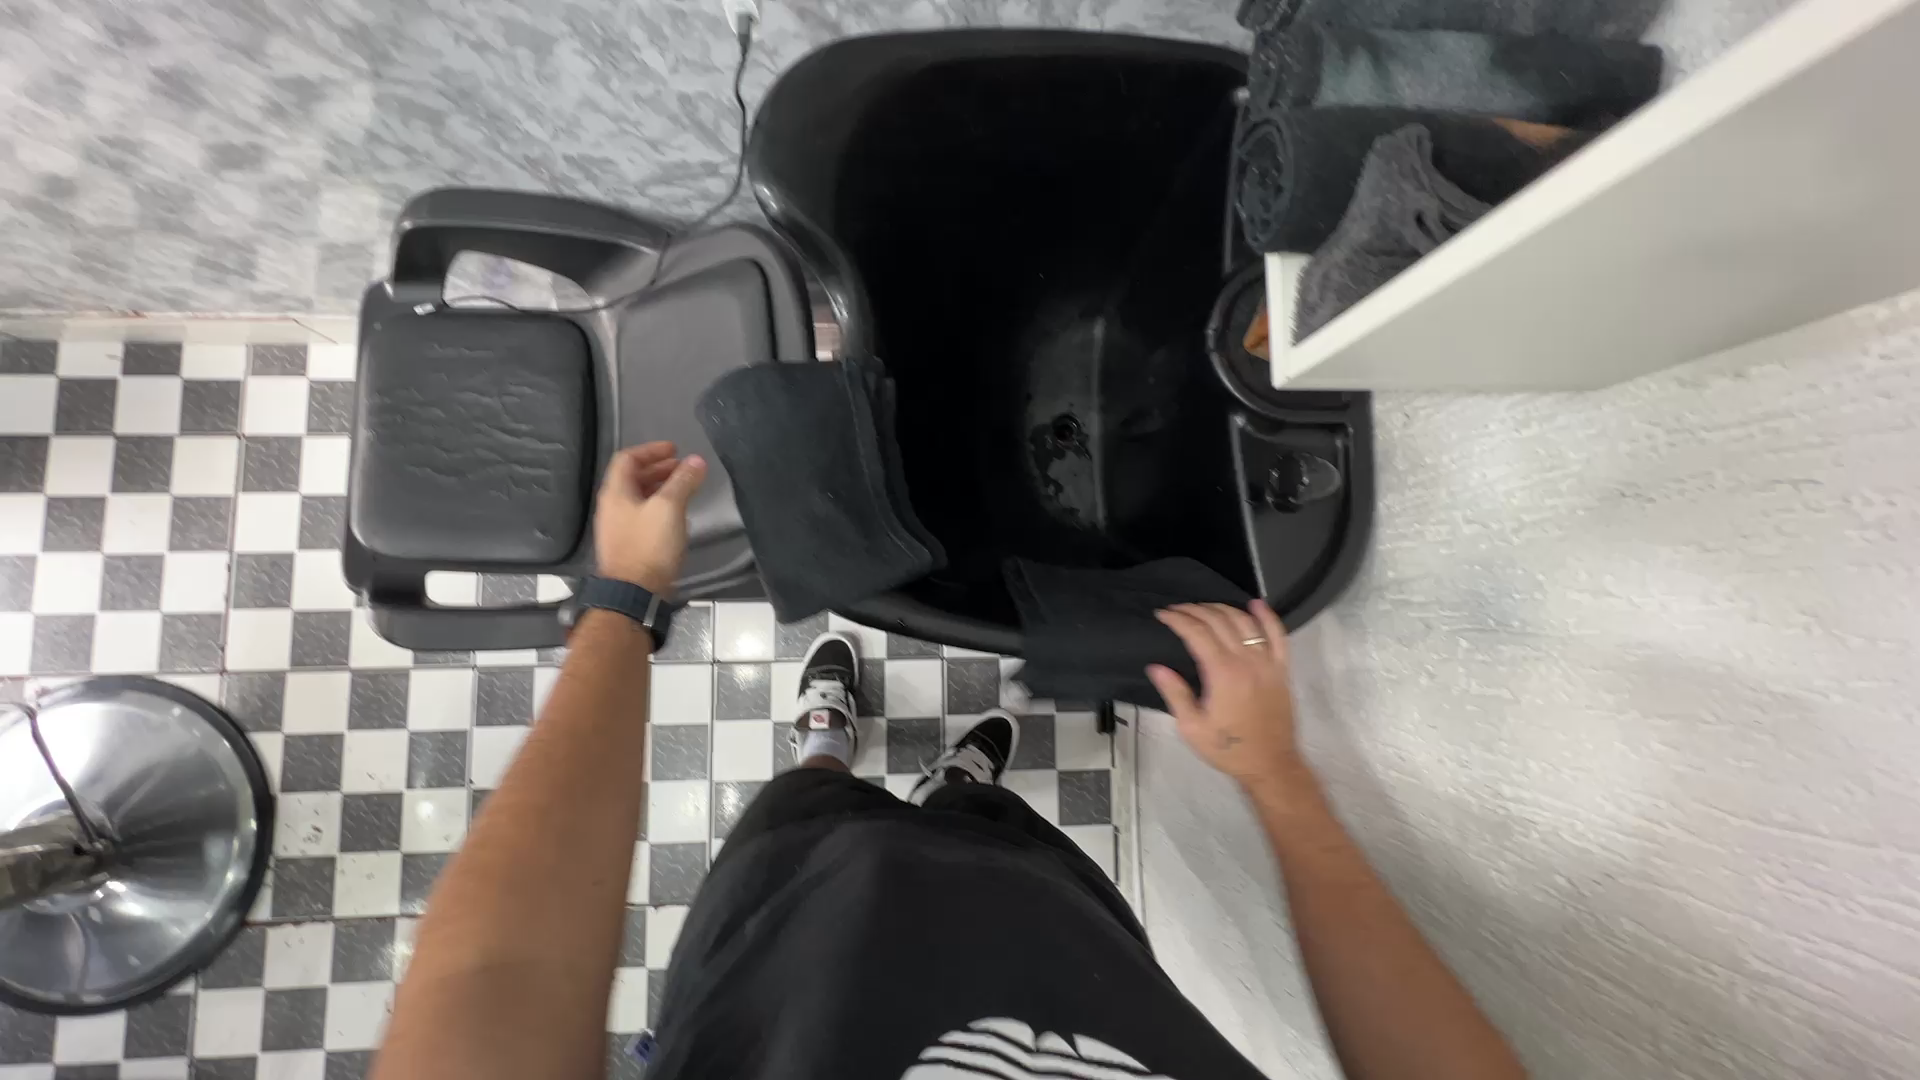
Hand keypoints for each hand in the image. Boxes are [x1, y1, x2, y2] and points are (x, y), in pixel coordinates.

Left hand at [593, 442, 707, 593]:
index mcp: (616, 493)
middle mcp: (612, 507)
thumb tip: (696, 460)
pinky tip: (676, 515)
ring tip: (683, 488)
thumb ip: (683, 481)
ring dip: (660, 488)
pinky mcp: (630, 545)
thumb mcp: (669, 507)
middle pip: (632, 478)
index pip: (627, 459)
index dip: (651, 450)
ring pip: (639, 497)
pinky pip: (643, 515)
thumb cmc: (649, 545)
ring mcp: (619, 527)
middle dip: (658, 469)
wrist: (635, 592)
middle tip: (682, 467)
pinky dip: (660, 506)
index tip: (674, 449)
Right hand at [1148, 600, 1307, 793]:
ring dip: (1222, 608)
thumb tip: (1156, 667)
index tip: (1162, 614)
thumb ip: (1175, 693)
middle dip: (1194, 610)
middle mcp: (1247, 661)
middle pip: (1219, 621)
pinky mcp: (1282, 669)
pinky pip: (1278, 635)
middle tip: (1176, 610)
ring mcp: (1268, 663)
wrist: (1271, 765)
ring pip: (1245, 622)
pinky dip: (1267, 616)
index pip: (1197, 633)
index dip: (1177, 619)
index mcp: (1222, 673)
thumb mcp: (1192, 727)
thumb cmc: (1228, 749)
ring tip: (1203, 608)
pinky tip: (1255, 604)